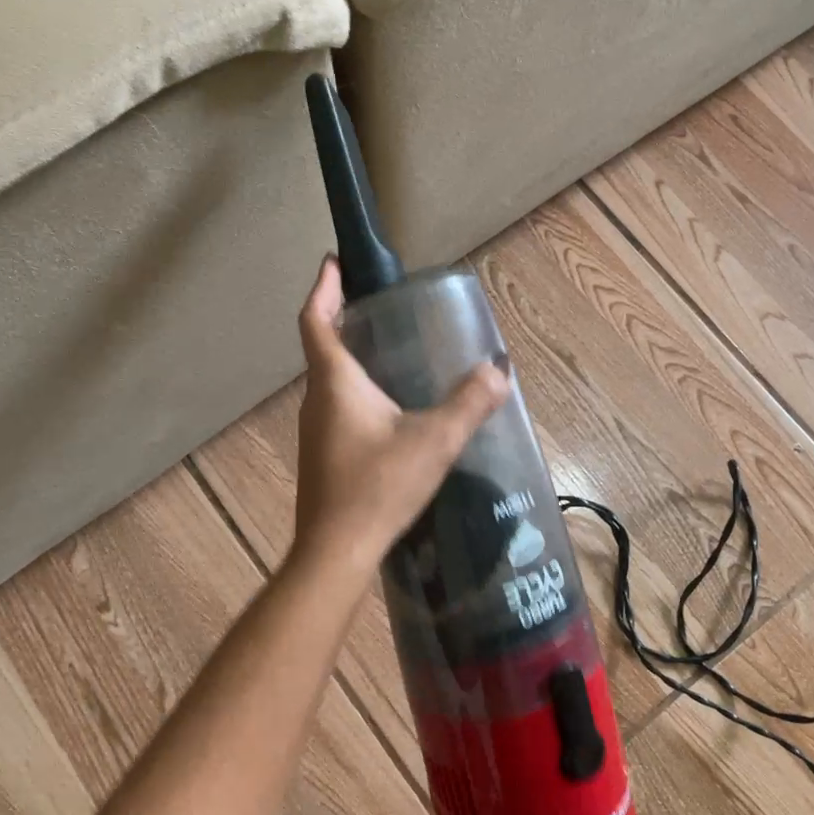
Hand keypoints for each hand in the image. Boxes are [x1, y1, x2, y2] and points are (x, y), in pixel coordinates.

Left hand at [292, 255, 509, 569]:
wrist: (336, 550)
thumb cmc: (378, 487)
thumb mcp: (434, 442)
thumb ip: (468, 404)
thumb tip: (497, 371)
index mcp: (336, 383)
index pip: (316, 321)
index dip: (323, 288)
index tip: (334, 264)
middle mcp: (318, 401)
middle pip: (322, 348)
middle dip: (341, 319)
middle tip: (374, 305)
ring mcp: (316, 432)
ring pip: (329, 382)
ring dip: (348, 358)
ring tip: (386, 351)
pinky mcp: (322, 457)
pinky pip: (336, 409)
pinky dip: (354, 392)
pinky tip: (386, 410)